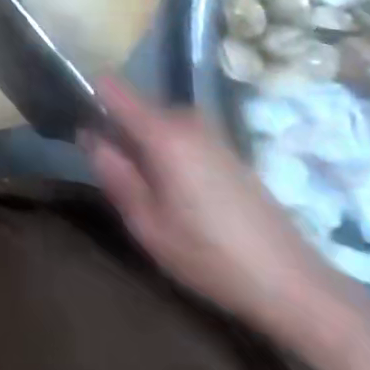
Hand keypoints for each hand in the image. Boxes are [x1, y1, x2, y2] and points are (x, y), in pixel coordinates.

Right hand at [82, 78, 336, 332]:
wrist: (292, 283)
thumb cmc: (209, 256)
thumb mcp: (146, 223)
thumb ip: (113, 172)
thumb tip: (89, 135)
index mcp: (163, 131)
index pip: (112, 87)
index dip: (89, 96)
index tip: (77, 121)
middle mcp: (186, 120)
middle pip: (134, 108)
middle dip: (117, 133)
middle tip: (115, 178)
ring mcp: (211, 132)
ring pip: (156, 125)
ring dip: (143, 147)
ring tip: (146, 193)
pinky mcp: (226, 149)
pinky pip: (179, 137)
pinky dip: (166, 154)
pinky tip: (177, 197)